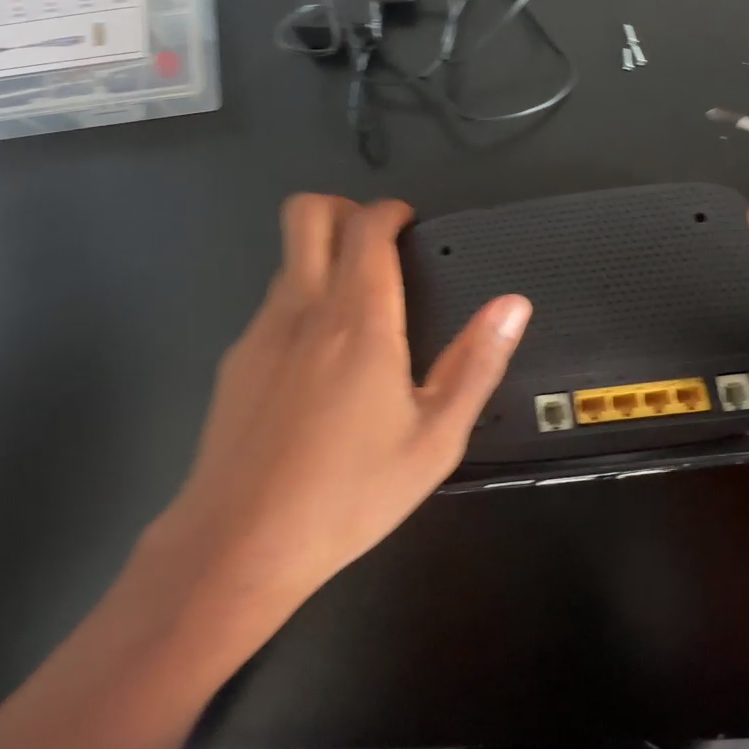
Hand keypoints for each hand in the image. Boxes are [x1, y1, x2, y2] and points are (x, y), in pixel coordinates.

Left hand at [166, 194, 530, 598]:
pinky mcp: (234, 360)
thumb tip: (514, 305)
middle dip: (343, 208)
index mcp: (359, 319)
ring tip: (356, 311)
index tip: (408, 224)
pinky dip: (299, 304)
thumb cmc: (350, 493)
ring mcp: (259, 331)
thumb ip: (476, 363)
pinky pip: (270, 305)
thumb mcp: (435, 440)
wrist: (241, 540)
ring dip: (320, 257)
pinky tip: (317, 367)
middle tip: (377, 244)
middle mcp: (303, 308)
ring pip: (286, 258)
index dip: (390, 210)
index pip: (366, 225)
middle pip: (306, 212)